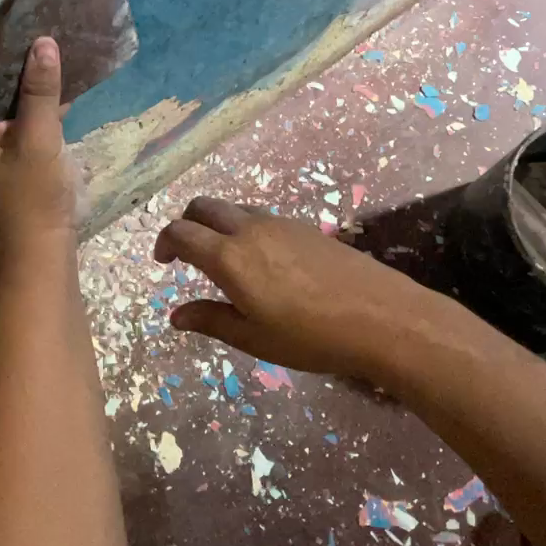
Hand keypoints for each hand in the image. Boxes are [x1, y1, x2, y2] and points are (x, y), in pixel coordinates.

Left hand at [0, 37, 78, 262]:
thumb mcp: (39, 138)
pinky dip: (39, 107)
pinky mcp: (17, 161)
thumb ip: (40, 92)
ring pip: (11, 107)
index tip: (9, 22)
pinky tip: (60, 88)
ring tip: (49, 49)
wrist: (43, 254)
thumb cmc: (33, 197)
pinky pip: (26, 123)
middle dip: (13, 66)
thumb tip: (43, 43)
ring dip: (29, 85)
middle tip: (34, 29)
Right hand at [153, 197, 470, 382]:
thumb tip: (176, 316)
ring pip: (232, 208)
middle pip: (202, 207)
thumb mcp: (254, 338)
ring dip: (215, 224)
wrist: (382, 317)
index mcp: (228, 257)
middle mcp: (248, 229)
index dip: (164, 243)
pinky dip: (243, 227)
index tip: (163, 262)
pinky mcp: (303, 227)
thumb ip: (211, 320)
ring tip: (223, 258)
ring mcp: (278, 223)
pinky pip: (259, 216)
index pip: (181, 233)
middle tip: (186, 253)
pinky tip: (261, 261)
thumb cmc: (311, 337)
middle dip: (186, 223)